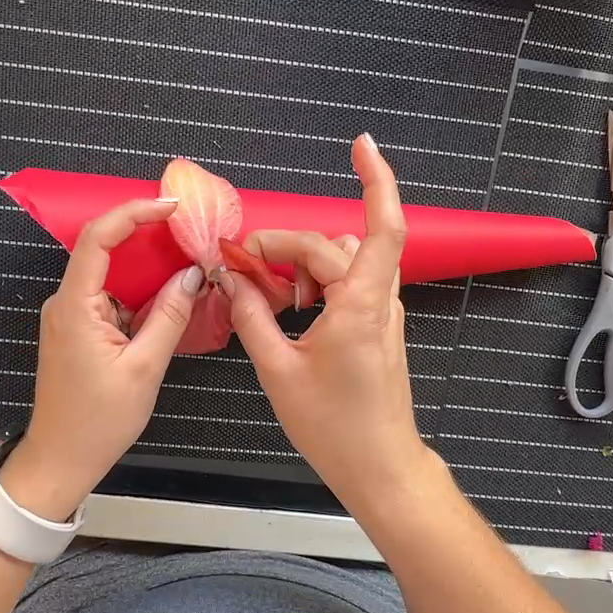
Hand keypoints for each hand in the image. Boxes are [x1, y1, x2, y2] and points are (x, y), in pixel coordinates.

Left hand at [0, 198, 205, 521]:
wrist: (60, 460)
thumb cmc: (97, 422)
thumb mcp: (144, 368)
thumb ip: (169, 317)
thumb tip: (192, 276)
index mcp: (75, 306)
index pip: (99, 238)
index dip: (134, 213)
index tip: (171, 207)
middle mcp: (65, 302)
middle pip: (103, 249)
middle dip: (146, 235)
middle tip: (188, 231)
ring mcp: (69, 315)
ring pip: (109, 274)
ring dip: (145, 267)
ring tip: (186, 261)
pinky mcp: (76, 329)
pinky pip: (109, 297)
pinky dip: (138, 292)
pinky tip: (167, 296)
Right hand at [223, 135, 435, 511]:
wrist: (381, 468)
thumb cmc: (332, 426)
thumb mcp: (277, 370)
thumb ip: (251, 317)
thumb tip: (230, 278)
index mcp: (358, 307)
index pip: (382, 227)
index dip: (376, 180)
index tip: (361, 144)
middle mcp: (378, 301)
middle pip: (335, 245)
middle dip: (287, 245)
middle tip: (242, 267)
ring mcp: (382, 313)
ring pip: (346, 259)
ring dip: (306, 263)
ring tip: (272, 294)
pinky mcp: (378, 326)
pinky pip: (350, 282)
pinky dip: (318, 281)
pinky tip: (292, 308)